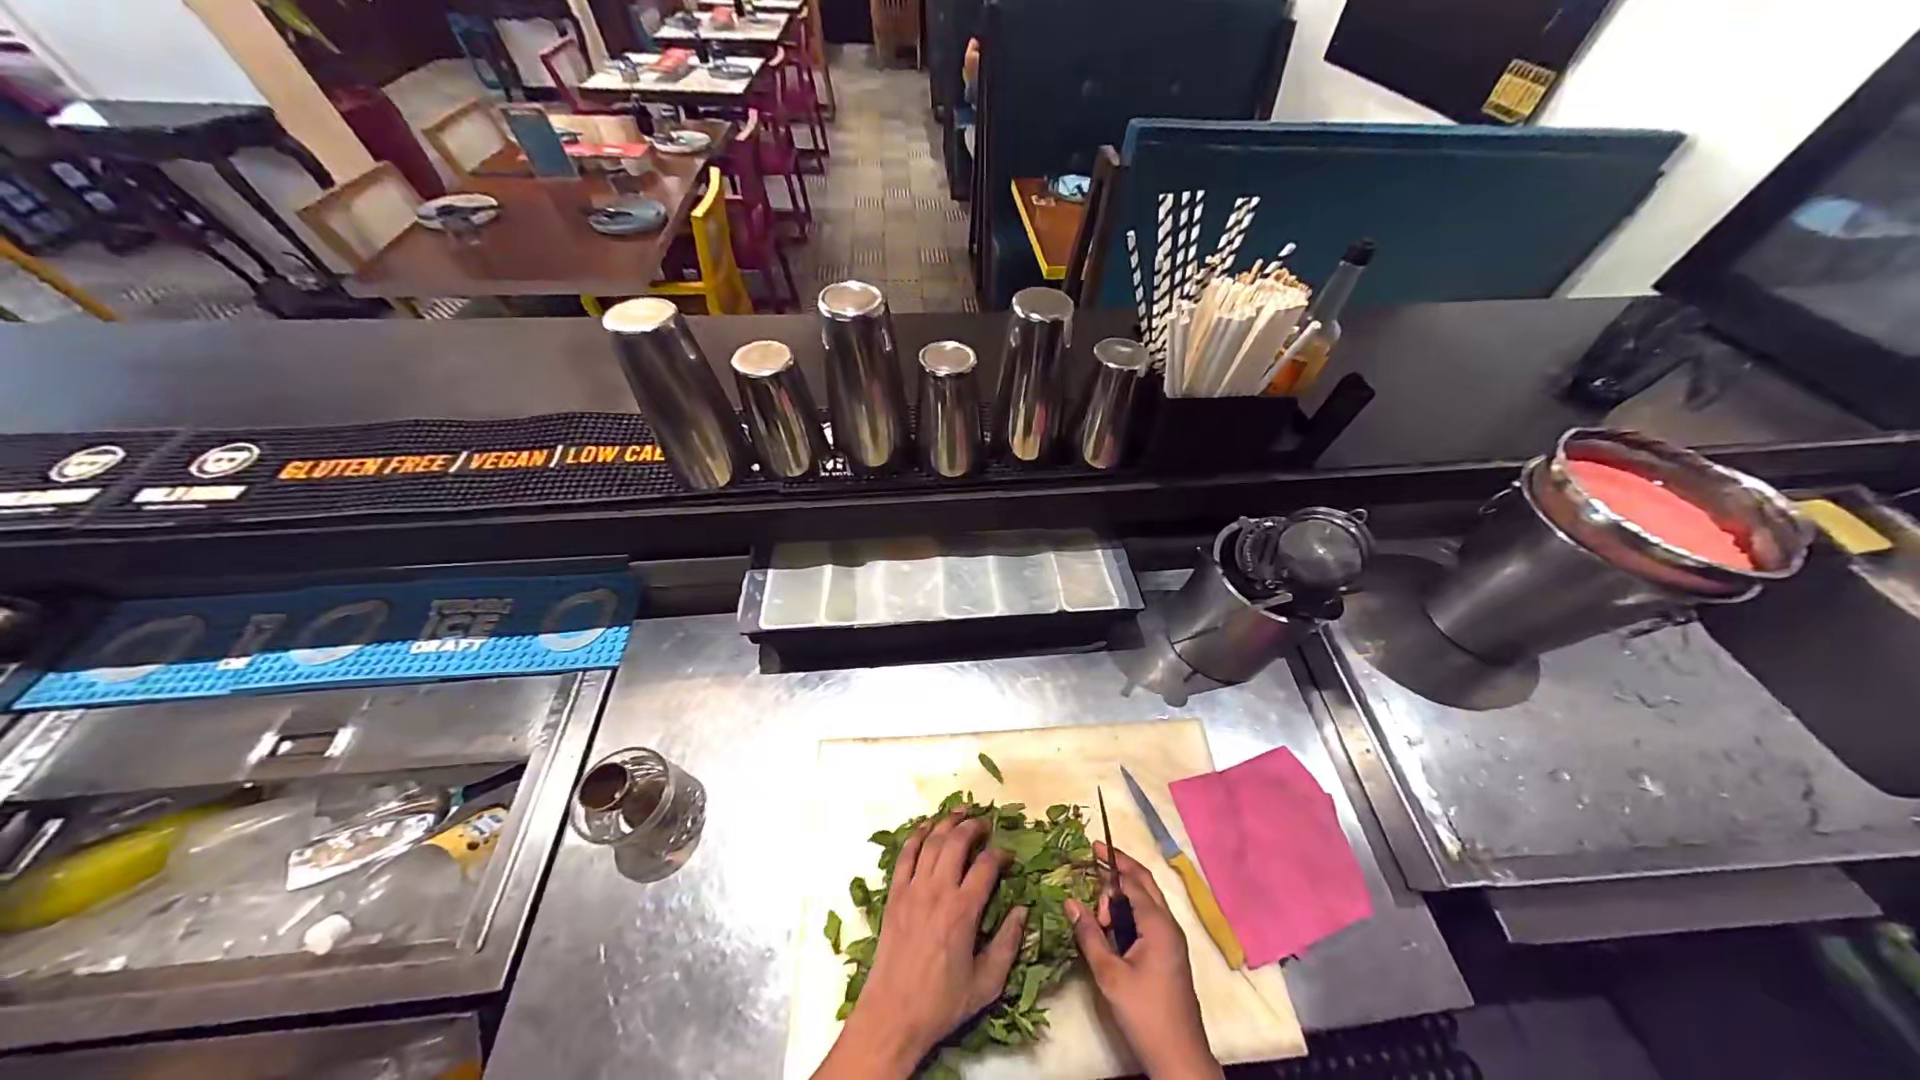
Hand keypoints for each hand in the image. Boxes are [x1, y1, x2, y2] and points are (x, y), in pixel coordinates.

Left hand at [814, 810, 1026, 1079]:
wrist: (892, 1015)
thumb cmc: (942, 1003)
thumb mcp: (986, 983)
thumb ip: (1008, 944)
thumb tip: (1023, 911)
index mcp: (963, 911)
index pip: (986, 865)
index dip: (1001, 854)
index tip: (1009, 856)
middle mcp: (938, 891)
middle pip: (956, 842)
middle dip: (974, 827)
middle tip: (985, 824)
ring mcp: (912, 890)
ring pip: (930, 842)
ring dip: (946, 822)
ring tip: (960, 812)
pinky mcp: (894, 895)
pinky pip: (904, 855)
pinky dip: (915, 836)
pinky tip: (925, 826)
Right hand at [1067, 842, 1221, 1079]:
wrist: (1179, 1057)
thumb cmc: (1144, 1013)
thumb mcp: (1109, 974)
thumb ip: (1090, 935)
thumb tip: (1070, 901)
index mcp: (1158, 925)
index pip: (1133, 881)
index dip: (1111, 866)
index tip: (1090, 849)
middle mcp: (1169, 925)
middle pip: (1145, 883)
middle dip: (1121, 867)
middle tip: (1095, 854)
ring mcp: (1171, 941)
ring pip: (1147, 901)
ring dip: (1123, 892)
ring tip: (1096, 899)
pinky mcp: (1168, 955)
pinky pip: (1148, 918)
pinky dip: (1129, 909)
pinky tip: (1110, 921)